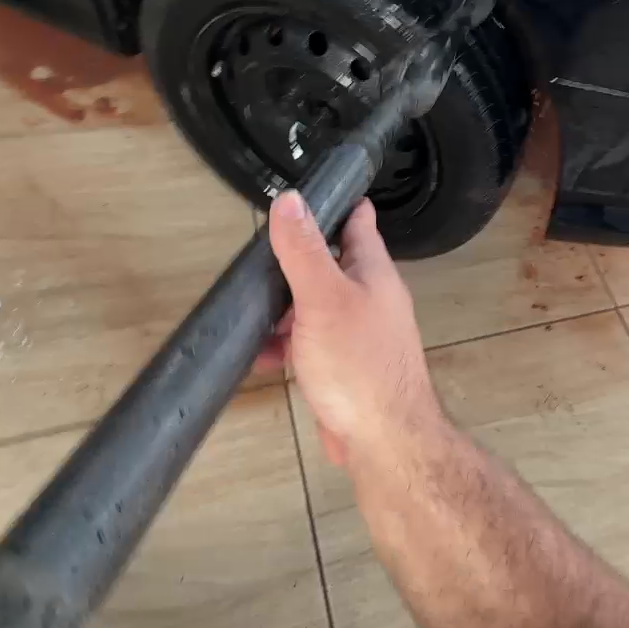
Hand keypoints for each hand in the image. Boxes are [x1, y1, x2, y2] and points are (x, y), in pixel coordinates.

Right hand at [260, 192, 445, 469]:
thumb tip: (290, 199)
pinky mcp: (342, 367)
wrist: (382, 438)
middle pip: (329, 265)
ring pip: (314, 307)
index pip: (358, 223)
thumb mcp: (323, 297)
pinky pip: (309, 345)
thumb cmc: (358, 361)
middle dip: (294, 260)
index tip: (307, 189)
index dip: (336, 203)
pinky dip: (284, 345)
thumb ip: (304, 250)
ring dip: (282, 307)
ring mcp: (357, 334)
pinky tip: (257, 356)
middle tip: (255, 254)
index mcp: (373, 272)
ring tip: (246, 308)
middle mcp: (370, 298)